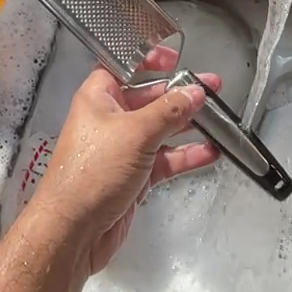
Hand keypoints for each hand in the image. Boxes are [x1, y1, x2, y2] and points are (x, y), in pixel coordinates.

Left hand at [24, 45, 221, 274]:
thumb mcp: (136, 133)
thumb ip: (169, 111)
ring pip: (161, 130)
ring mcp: (123, 149)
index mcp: (99, 97)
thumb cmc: (91, 173)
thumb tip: (194, 93)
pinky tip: (209, 152)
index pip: (125, 66)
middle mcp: (110, 119)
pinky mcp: (134, 176)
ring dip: (188, 126)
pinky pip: (164, 159)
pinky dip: (186, 156)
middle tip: (210, 87)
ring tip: (218, 118)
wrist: (73, 232)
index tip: (175, 58)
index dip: (148, 59)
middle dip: (179, 95)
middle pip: (149, 98)